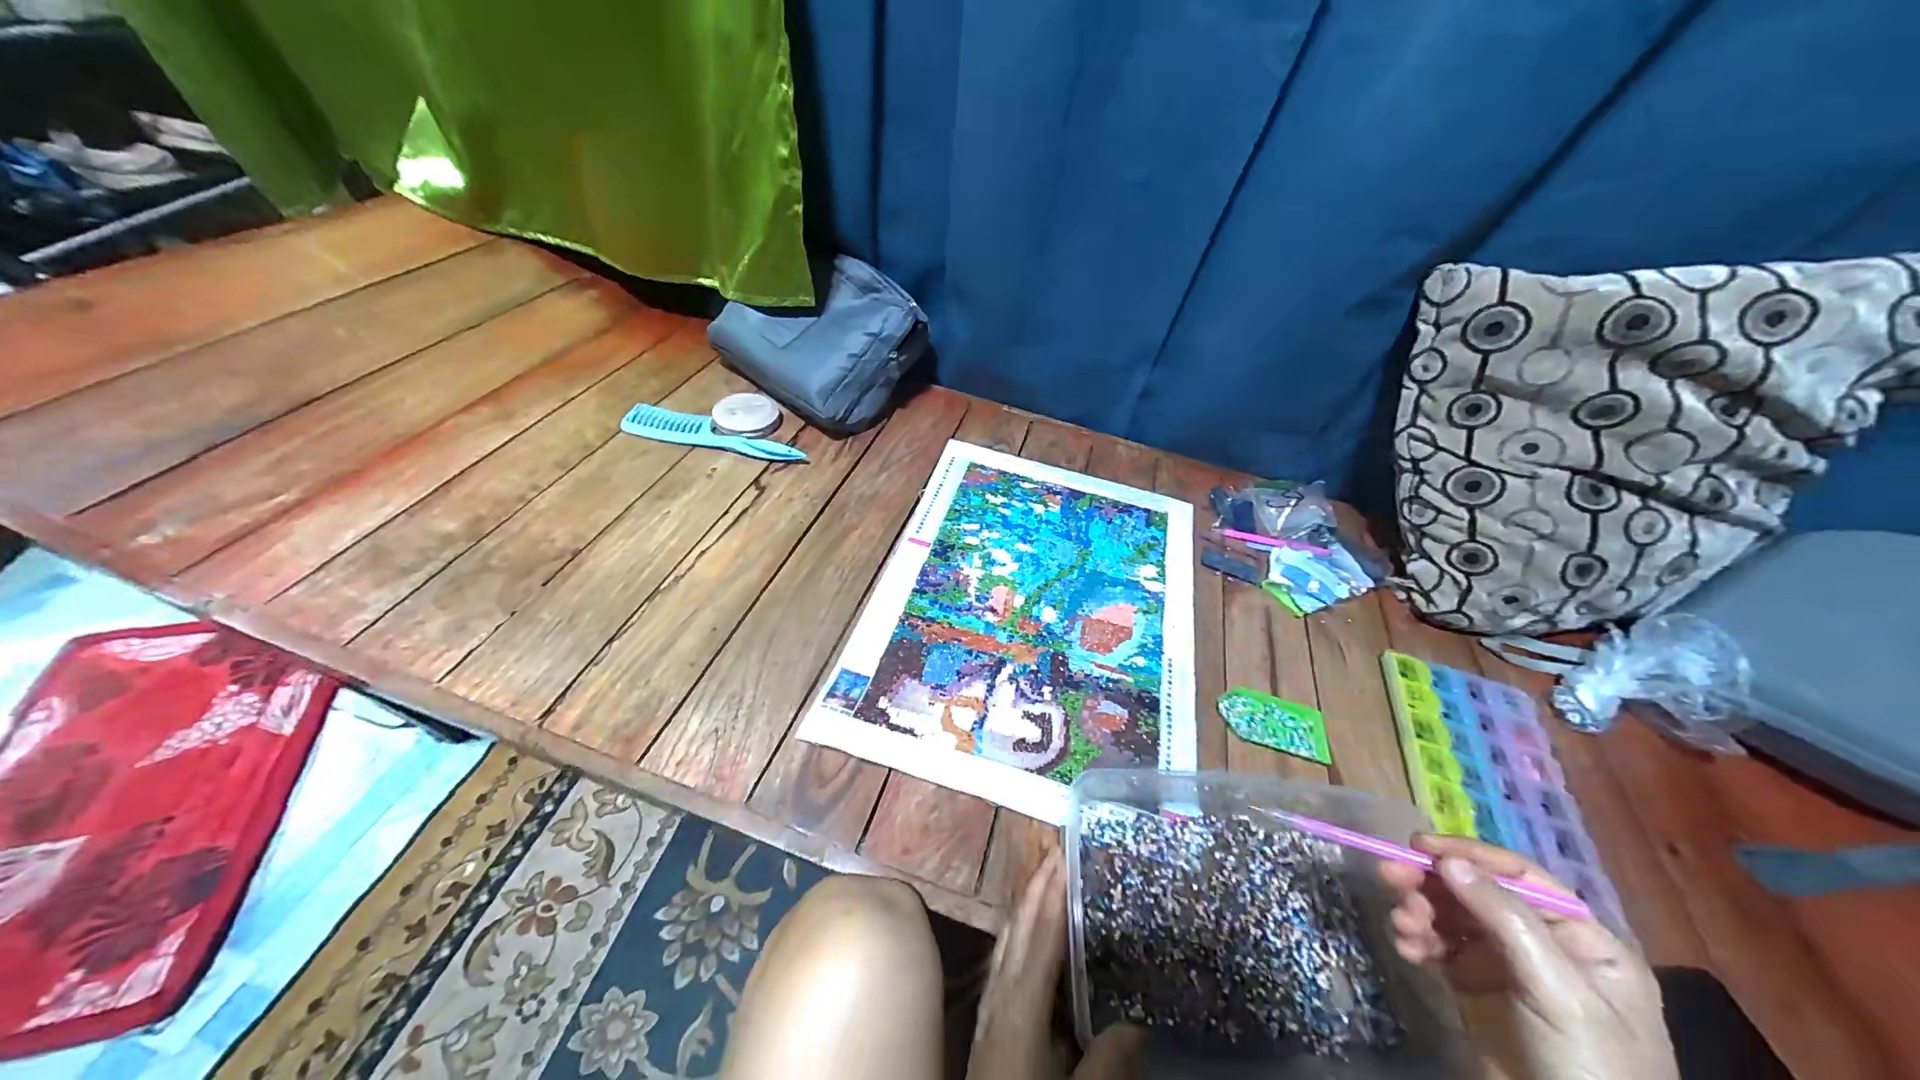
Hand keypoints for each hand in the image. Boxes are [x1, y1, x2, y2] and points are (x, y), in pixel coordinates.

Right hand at [1380, 835, 1676, 1079]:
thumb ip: (1505, 919)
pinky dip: (1418, 941)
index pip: (1519, 876)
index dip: (1468, 854)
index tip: (1417, 845)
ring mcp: (1505, 967)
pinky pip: (1438, 949)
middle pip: (1475, 892)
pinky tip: (1405, 947)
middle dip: (1431, 882)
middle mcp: (1541, 944)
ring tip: (1400, 923)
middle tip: (1388, 875)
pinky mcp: (1473, 988)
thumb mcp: (1558, 990)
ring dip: (1420, 911)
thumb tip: (1448, 860)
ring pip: (1451, 917)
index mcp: (1581, 938)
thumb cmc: (1590, 1064)